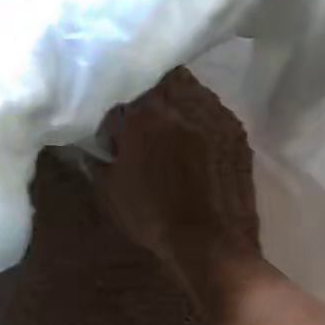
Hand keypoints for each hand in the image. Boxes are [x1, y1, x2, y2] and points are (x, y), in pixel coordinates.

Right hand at [96, 68, 262, 316]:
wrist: (211, 244)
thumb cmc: (154, 220)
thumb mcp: (112, 194)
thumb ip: (98, 164)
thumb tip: (90, 150)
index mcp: (142, 117)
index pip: (118, 99)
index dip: (112, 116)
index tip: (111, 135)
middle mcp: (179, 103)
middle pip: (157, 80)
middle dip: (146, 95)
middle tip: (141, 121)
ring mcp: (212, 113)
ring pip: (188, 88)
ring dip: (175, 101)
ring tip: (169, 128)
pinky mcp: (234, 129)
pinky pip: (211, 110)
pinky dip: (198, 118)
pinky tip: (194, 142)